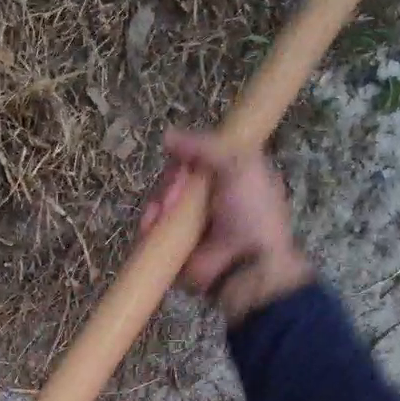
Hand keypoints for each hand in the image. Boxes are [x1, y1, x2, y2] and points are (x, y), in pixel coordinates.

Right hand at [138, 129, 313, 324]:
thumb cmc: (251, 212)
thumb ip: (205, 146)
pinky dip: (148, 227)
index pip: (197, 161)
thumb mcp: (239, 165)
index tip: (182, 161)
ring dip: (158, 204)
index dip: (186, 157)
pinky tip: (151, 225)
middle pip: (174, 182)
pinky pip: (151, 233)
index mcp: (229, 181)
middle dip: (171, 183)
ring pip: (160, 206)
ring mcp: (189, 227)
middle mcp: (208, 202)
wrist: (246, 265)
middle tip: (177, 191)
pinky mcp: (173, 249)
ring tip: (164, 211)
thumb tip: (167, 135)